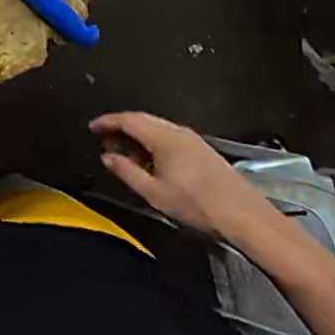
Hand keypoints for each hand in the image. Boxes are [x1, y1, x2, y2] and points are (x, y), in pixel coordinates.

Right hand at [90, 112, 275, 240]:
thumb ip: (127, 172)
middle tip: (104, 141)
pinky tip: (149, 162)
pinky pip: (168, 137)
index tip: (93, 127)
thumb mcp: (154, 193)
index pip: (129, 119)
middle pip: (143, 120)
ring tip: (123, 155)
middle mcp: (178, 132)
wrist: (242, 214)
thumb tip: (108, 157)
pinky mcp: (200, 149)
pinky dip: (152, 143)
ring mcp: (192, 139)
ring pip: (156, 128)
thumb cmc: (197, 204)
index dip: (108, 121)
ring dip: (137, 137)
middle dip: (120, 128)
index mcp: (164, 137)